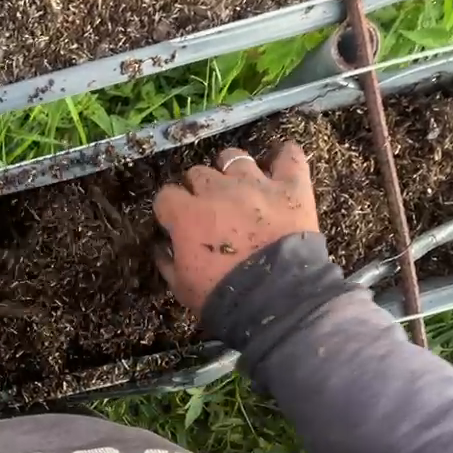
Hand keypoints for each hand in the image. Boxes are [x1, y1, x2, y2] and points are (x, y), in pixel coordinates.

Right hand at [153, 142, 318, 312]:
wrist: (272, 296)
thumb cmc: (219, 295)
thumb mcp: (181, 287)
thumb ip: (167, 262)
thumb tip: (161, 248)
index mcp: (186, 215)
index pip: (166, 196)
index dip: (168, 209)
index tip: (173, 222)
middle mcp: (218, 190)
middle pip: (198, 173)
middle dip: (197, 189)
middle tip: (206, 209)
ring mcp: (256, 183)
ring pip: (235, 157)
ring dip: (231, 169)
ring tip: (236, 185)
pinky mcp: (290, 186)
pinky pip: (289, 155)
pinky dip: (283, 158)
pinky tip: (279, 165)